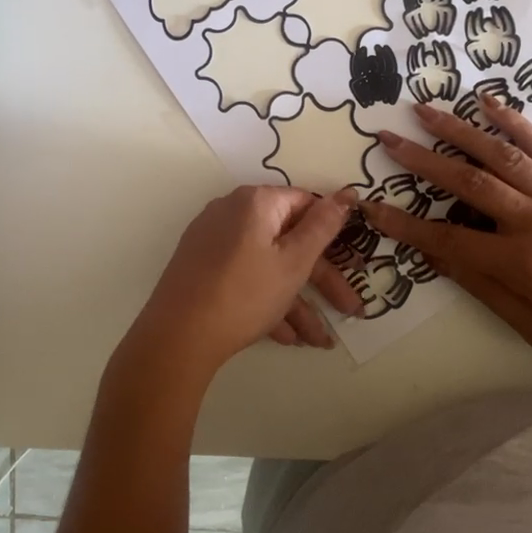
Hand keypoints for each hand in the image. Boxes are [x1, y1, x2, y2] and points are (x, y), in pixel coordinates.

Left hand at [132, 186, 363, 370]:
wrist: (178, 336)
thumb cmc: (244, 294)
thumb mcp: (294, 262)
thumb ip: (323, 226)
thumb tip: (347, 192)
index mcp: (256, 201)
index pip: (305, 203)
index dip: (332, 233)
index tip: (353, 262)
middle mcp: (232, 211)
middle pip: (287, 239)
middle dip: (320, 280)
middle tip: (349, 310)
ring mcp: (214, 239)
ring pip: (268, 264)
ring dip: (297, 300)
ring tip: (319, 341)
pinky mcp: (202, 265)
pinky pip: (245, 275)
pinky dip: (267, 300)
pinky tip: (287, 337)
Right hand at [363, 98, 531, 371]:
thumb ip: (486, 289)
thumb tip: (441, 258)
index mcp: (524, 265)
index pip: (449, 240)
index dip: (406, 224)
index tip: (373, 206)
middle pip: (467, 183)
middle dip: (421, 159)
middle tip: (387, 139)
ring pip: (501, 155)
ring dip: (458, 130)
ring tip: (424, 110)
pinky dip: (513, 122)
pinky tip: (487, 103)